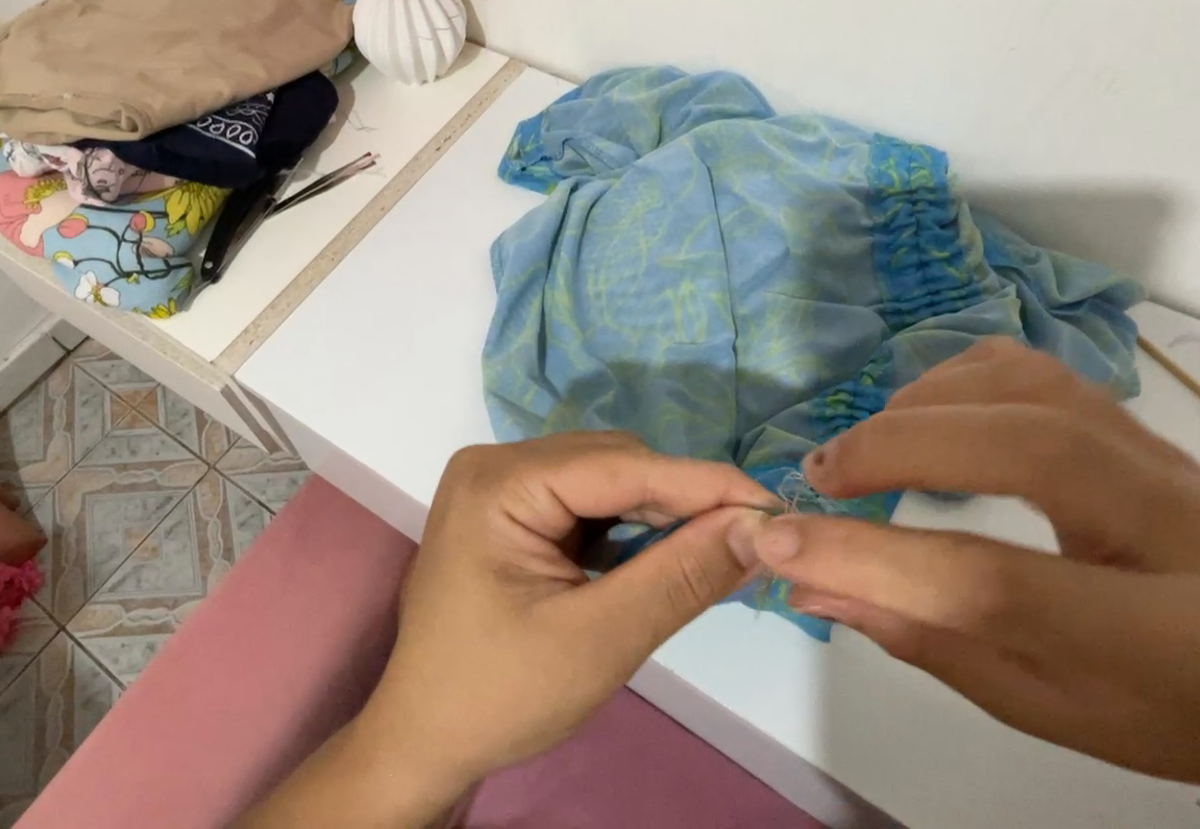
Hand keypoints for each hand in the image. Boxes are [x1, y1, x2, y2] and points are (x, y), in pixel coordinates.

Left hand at [359, 432, 772, 786]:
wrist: (423, 737)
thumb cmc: (498, 694)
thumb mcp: (597, 641)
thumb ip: (678, 577)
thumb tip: (757, 528)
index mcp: (499, 482)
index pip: (621, 465)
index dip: (704, 484)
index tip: (776, 509)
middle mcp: (497, 464)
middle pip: (614, 464)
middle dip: (682, 501)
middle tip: (748, 545)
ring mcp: (500, 485)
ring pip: (606, 480)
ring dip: (659, 514)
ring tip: (710, 555)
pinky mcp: (512, 510)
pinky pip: (587, 502)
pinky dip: (628, 528)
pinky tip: (657, 559)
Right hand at [753, 338, 1199, 825]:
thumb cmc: (1144, 710)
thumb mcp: (1029, 703)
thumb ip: (917, 634)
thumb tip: (805, 577)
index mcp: (1174, 639)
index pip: (993, 584)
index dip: (871, 556)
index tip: (781, 540)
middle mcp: (1193, 529)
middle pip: (1030, 449)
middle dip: (900, 448)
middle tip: (821, 473)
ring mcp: (1175, 461)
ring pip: (1035, 389)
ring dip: (924, 405)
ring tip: (865, 448)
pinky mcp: (1144, 424)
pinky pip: (1038, 370)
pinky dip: (956, 379)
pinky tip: (920, 415)